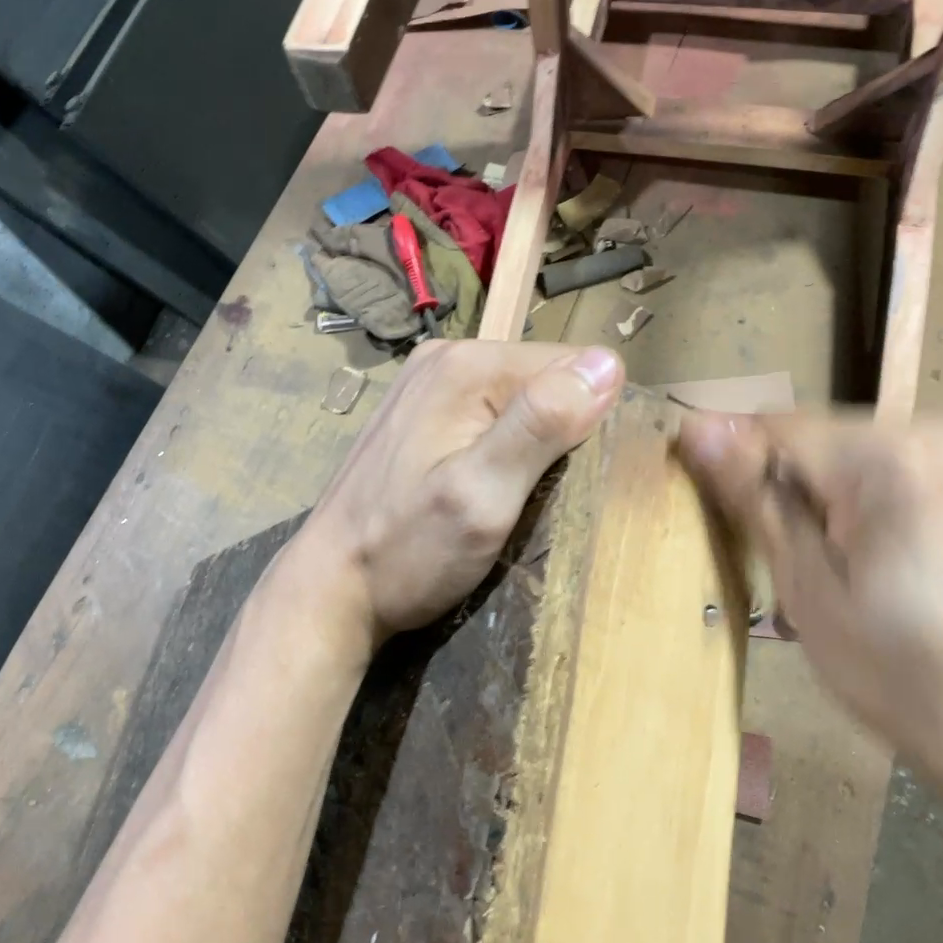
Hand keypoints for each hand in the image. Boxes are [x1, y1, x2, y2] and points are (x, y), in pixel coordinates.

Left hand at [291, 340, 623, 646]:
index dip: (584, 423)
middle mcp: (447, 356)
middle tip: (533, 496)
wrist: (331, 586)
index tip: (564, 479)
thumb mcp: (483, 496)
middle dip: (557, 433)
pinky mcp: (422, 409)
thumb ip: (540, 426)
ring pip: (521, 397)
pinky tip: (486, 485)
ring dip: (532, 444)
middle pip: (546, 378)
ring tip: (511, 496)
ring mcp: (429, 381)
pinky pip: (491, 411)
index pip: (575, 365)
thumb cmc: (408, 551)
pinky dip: (504, 445)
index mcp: (468, 365)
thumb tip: (610, 365)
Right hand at [676, 410, 942, 805]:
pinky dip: (859, 501)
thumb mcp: (810, 591)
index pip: (778, 428)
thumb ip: (755, 498)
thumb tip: (696, 428)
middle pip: (817, 437)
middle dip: (781, 486)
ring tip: (816, 567)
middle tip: (768, 557)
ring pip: (850, 452)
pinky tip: (861, 557)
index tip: (690, 487)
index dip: (728, 458)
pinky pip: (890, 467)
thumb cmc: (905, 680)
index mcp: (901, 458)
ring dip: (818, 497)